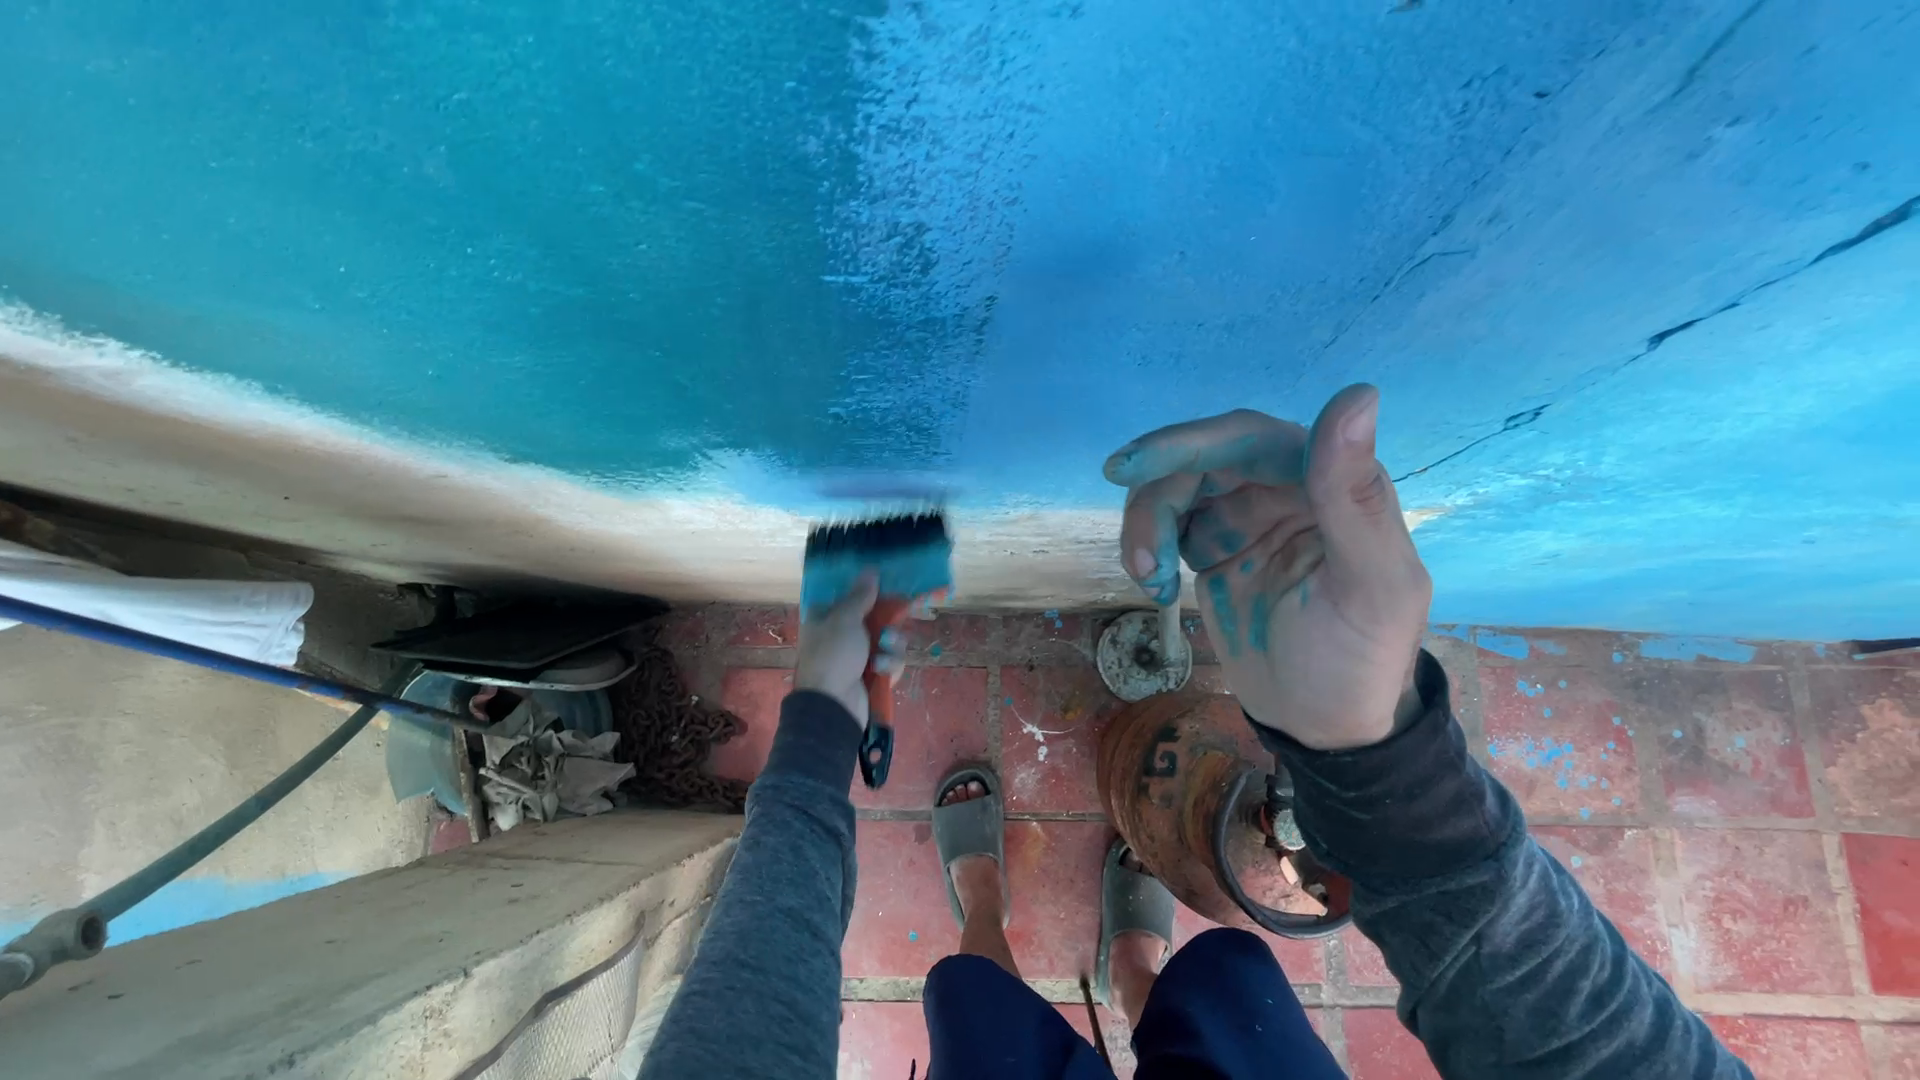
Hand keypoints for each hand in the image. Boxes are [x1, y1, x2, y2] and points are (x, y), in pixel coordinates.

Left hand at [794, 573, 903, 728]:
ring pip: (889, 640)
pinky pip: (891, 661)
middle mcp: (842, 635)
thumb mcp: (844, 619)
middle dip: (888, 622)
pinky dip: (890, 665)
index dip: (870, 592)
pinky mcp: (872, 675)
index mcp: (827, 618)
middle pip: (875, 617)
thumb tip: (870, 569)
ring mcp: (858, 656)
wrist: (834, 705)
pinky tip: (882, 671)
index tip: (888, 586)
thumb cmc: (833, 655)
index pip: (851, 597)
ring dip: (892, 646)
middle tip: (895, 622)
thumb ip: (860, 596)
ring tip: (884, 653)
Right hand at [1103, 385, 1431, 749]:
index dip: (1186, 443)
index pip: (1248, 438)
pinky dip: (1146, 547)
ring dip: (1145, 524)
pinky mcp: (1211, 548)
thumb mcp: (1370, 585)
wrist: (1320, 724)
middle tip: (1139, 554)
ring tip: (1145, 577)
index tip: (1129, 467)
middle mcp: (1283, 487)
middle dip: (1155, 495)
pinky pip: (1165, 524)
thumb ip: (1353, 495)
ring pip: (1173, 489)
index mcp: (1328, 482)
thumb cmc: (1358, 659)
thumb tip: (1357, 392)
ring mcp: (1243, 517)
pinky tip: (1152, 585)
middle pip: (1199, 460)